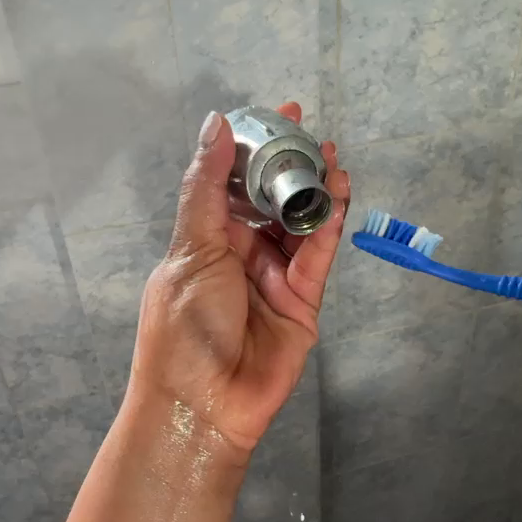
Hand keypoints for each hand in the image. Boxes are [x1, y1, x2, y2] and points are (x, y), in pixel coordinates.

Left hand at [129, 104, 349, 456]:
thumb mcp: (191, 248)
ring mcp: (275, 276)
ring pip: (301, 223)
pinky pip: (318, 254)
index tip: (277, 116)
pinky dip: (328, 223)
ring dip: (315, 190)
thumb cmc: (185, 325)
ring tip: (331, 156)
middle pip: (273, 200)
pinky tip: (337, 192)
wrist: (204, 404)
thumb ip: (209, 186)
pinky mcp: (304, 300)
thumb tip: (215, 123)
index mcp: (208, 239)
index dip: (255, 150)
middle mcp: (243, 253)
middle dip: (292, 165)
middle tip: (312, 131)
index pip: (235, 183)